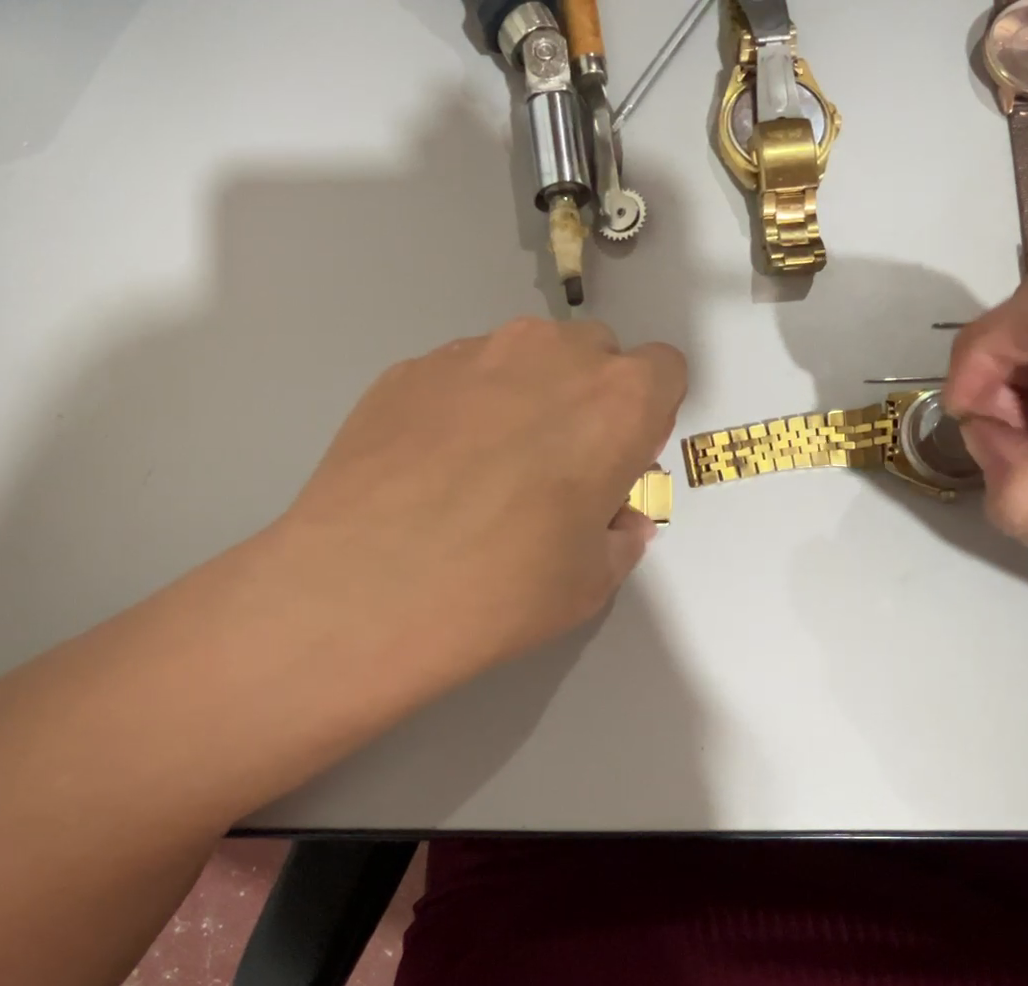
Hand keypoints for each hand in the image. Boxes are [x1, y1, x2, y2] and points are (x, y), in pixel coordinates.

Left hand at [271, 317, 684, 699]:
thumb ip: (619, 538)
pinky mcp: (406, 370)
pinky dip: (459, 409)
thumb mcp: (588, 583)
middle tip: (552, 469)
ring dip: (522, 398)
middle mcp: (550, 355)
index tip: (616, 463)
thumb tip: (617, 522)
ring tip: (481, 471)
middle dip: (587, 400)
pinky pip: (457, 376)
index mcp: (618, 401)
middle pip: (592, 355)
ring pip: (521, 359)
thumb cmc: (500, 588)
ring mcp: (470, 354)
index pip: (664, 371)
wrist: (363, 587)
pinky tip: (428, 470)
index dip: (646, 418)